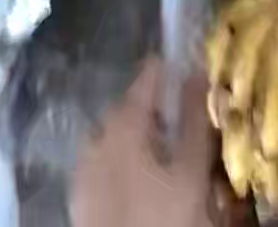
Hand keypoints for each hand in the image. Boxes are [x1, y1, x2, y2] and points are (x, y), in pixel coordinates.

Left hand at [71, 57, 213, 226]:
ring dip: (138, 133)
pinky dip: (122, 158)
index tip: (188, 67)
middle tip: (182, 117)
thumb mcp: (191, 170)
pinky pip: (103, 161)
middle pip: (129, 106)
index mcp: (124, 123)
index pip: (147, 77)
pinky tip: (141, 178)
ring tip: (165, 150)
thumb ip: (195, 118)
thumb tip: (197, 71)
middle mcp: (98, 137)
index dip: (168, 68)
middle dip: (155, 105)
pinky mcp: (79, 199)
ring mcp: (84, 170)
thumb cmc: (164, 219)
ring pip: (114, 134)